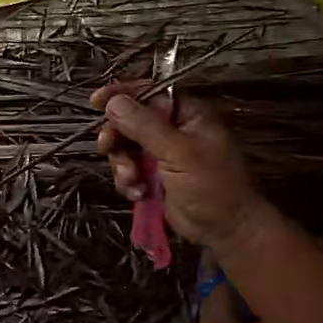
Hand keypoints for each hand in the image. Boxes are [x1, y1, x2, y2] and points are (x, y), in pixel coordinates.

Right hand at [91, 82, 269, 248]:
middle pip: (130, 120)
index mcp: (187, 114)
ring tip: (133, 181)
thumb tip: (114, 102)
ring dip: (122, 164)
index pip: (149, 93)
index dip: (123, 94)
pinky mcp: (154, 177)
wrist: (225, 230)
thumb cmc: (212, 185)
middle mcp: (173, 130)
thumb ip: (145, 126)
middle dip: (118, 137)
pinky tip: (139, 194)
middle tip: (108, 148)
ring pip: (125, 148)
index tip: (97, 101)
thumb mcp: (179, 152)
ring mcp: (162, 155)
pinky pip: (129, 171)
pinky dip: (128, 182)